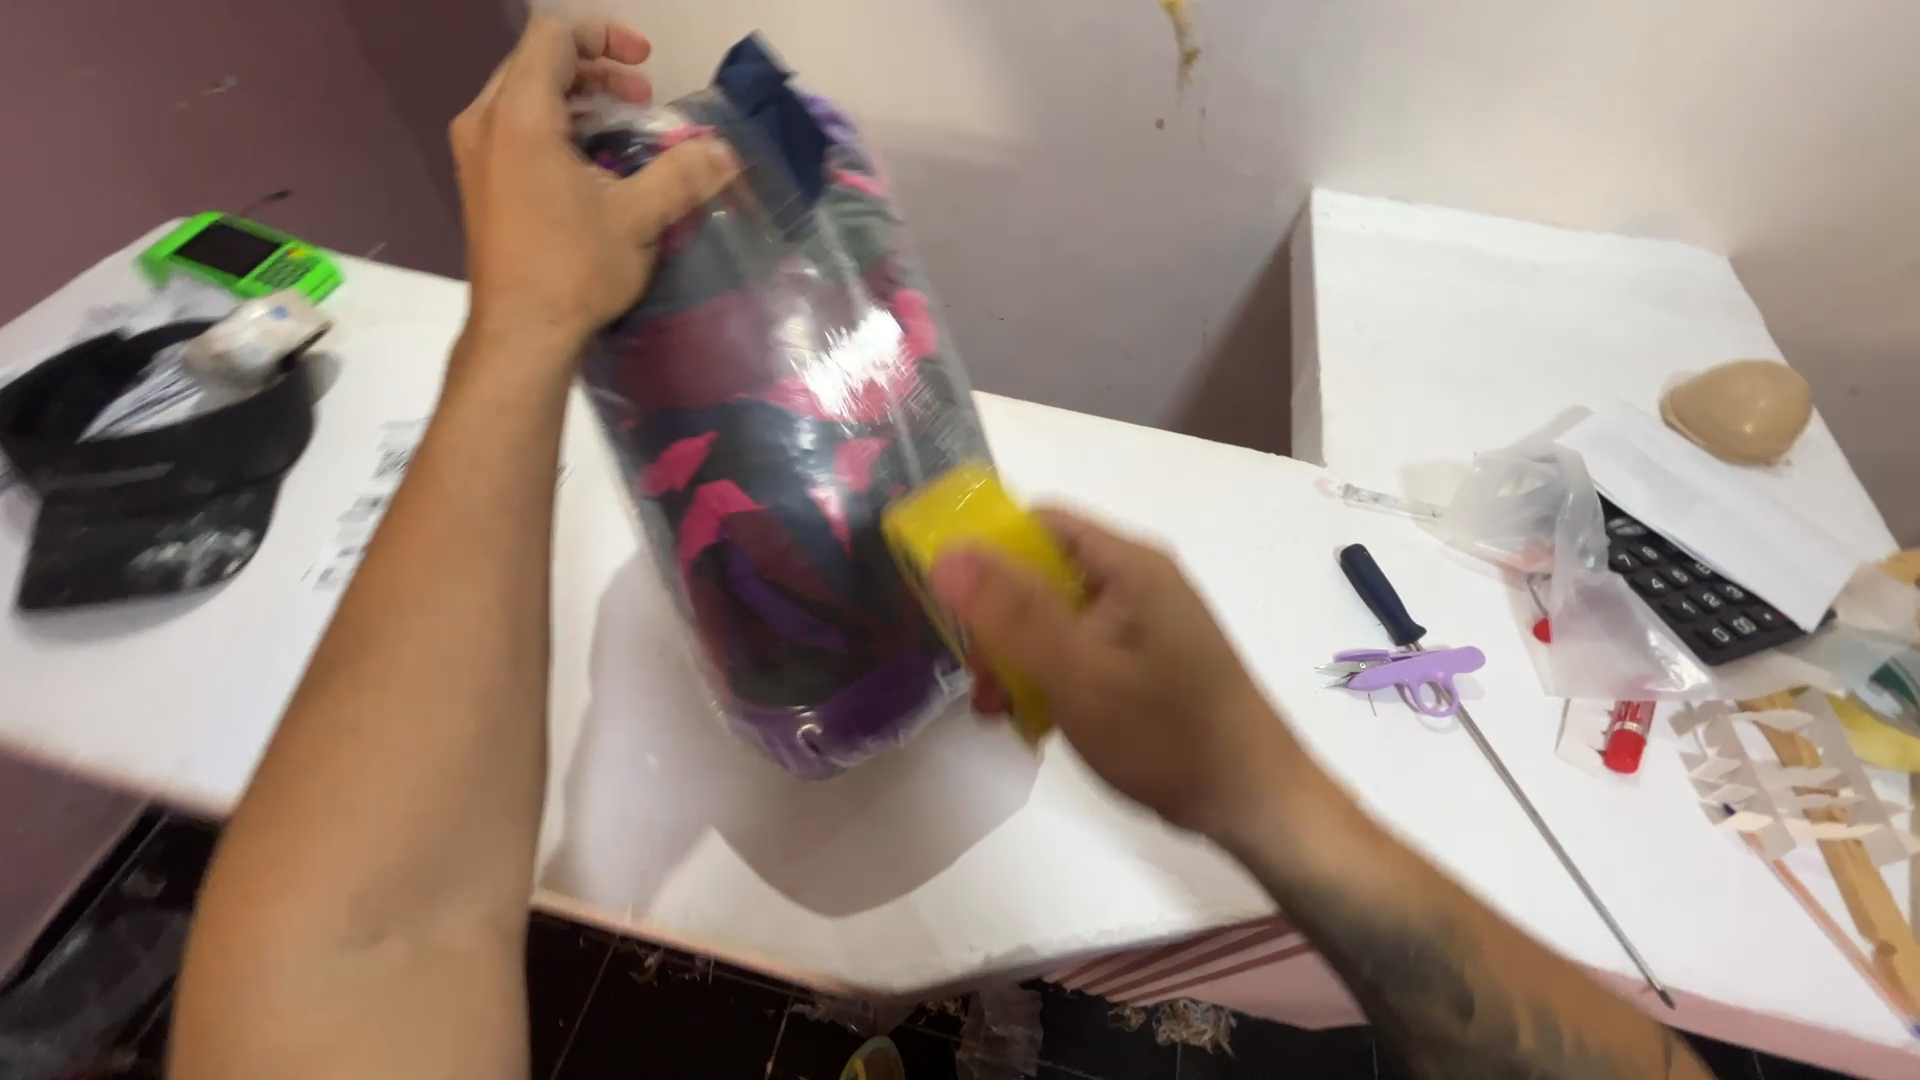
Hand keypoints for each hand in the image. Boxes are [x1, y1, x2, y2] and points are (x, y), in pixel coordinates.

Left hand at [450, 17, 738, 354]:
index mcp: (520, 114)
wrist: (521, 330)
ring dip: (579, 102)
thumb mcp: (638, 219)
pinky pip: (517, 130)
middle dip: (597, 71)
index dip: (605, 35)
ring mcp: (477, 152)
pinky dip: (558, 130)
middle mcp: (486, 120)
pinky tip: (592, 168)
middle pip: (538, 64)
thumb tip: (726, 152)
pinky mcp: (481, 182)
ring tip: (623, 131)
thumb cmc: (574, 269)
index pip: (554, 37)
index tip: (647, 64)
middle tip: (642, 101)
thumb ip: (681, 175)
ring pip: (526, 97)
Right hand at [930, 510, 1295, 834]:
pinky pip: (1077, 649)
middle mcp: (1134, 581)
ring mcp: (1140, 622)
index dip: (986, 548)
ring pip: (1054, 617)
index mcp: (1127, 564)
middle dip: (997, 618)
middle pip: (1042, 572)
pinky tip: (1027, 719)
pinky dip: (1046, 675)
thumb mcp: (1079, 673)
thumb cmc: (1168, 734)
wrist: (1254, 803)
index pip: (1039, 523)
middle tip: (974, 670)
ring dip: (1016, 654)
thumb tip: (948, 551)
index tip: (946, 596)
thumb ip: (1013, 613)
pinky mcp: (1141, 659)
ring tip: (995, 706)